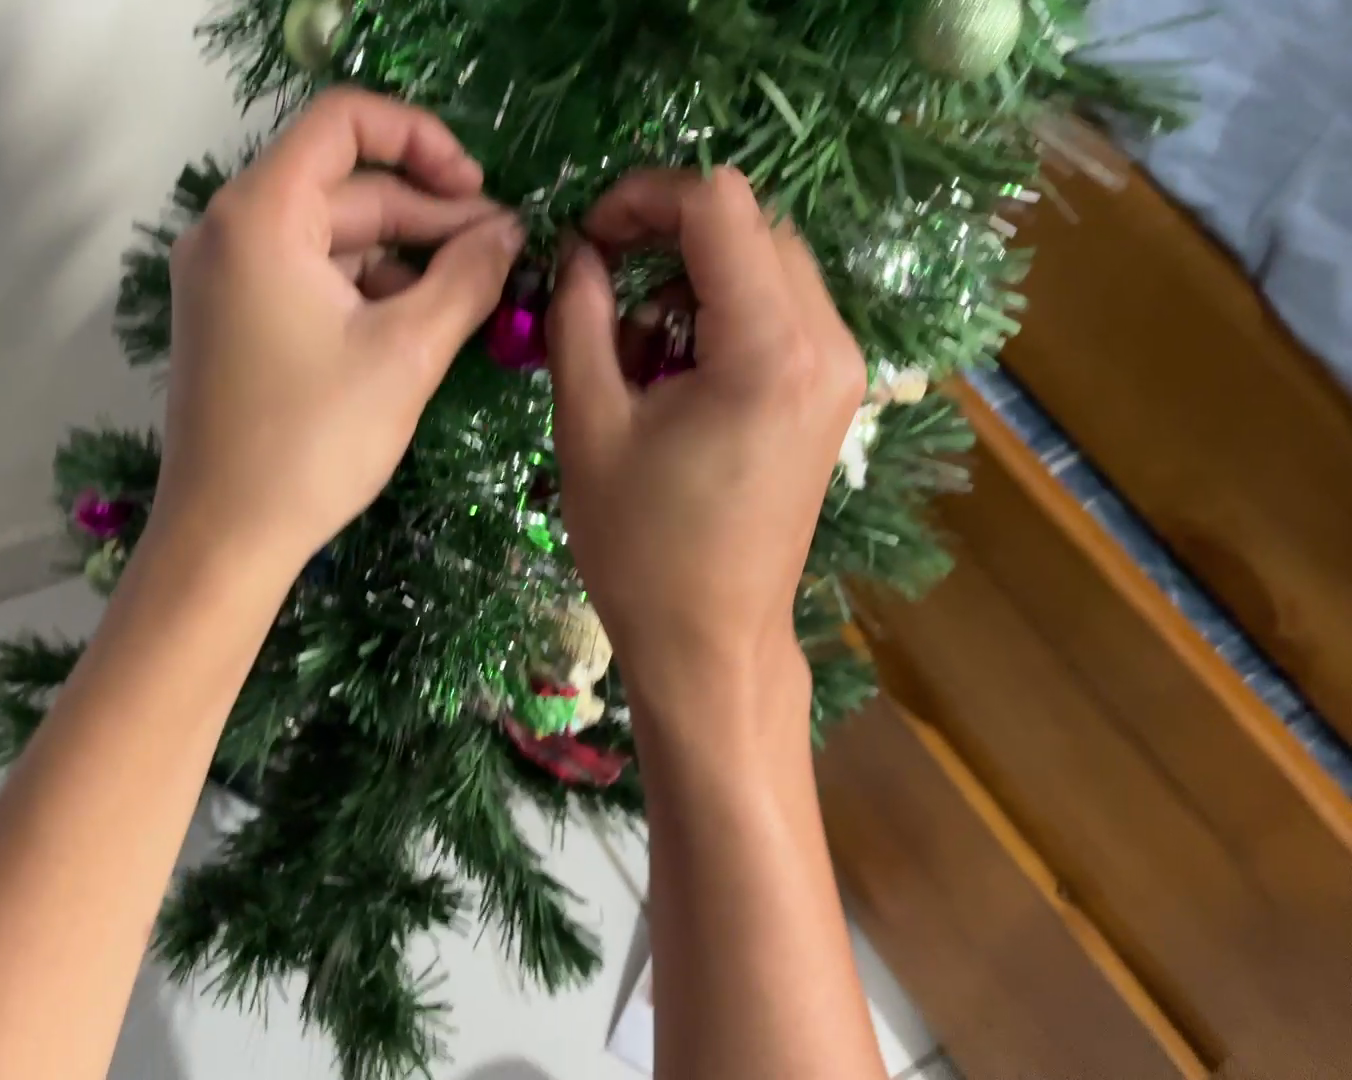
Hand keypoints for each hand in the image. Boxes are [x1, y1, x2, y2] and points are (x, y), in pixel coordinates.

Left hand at [151, 87, 524, 576]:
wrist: (225, 537)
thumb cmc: (314, 442)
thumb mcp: (406, 353)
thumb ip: (468, 277)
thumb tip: (512, 231)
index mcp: (259, 214)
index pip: (345, 122)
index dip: (423, 140)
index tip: (480, 190)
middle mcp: (228, 231)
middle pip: (344, 190)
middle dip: (427, 217)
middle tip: (502, 255)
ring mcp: (224, 280)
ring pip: (330, 242)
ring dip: (402, 261)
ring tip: (471, 295)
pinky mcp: (231, 323)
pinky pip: (307, 282)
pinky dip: (363, 293)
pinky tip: (416, 323)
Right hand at [548, 168, 864, 742]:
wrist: (708, 641)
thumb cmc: (639, 546)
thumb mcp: (588, 426)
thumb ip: (578, 319)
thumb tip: (577, 252)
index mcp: (770, 348)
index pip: (719, 205)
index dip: (642, 198)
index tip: (585, 237)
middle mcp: (828, 343)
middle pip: (751, 226)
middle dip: (666, 234)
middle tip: (597, 280)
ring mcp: (840, 371)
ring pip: (767, 266)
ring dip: (692, 277)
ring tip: (632, 346)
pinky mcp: (829, 397)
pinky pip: (779, 314)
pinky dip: (720, 315)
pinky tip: (674, 372)